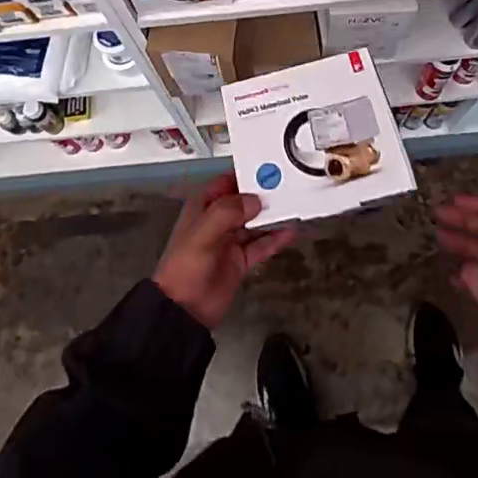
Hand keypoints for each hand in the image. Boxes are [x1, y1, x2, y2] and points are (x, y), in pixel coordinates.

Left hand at [153, 172, 295, 328]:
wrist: (183, 311)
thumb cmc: (186, 266)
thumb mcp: (203, 234)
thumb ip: (228, 213)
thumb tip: (256, 201)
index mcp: (204, 207)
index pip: (228, 181)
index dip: (246, 173)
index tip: (270, 166)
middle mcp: (219, 220)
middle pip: (246, 200)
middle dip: (265, 193)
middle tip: (290, 184)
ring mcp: (231, 240)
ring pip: (256, 221)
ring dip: (273, 215)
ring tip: (294, 205)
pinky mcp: (241, 260)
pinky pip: (262, 244)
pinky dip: (276, 238)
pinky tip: (290, 231)